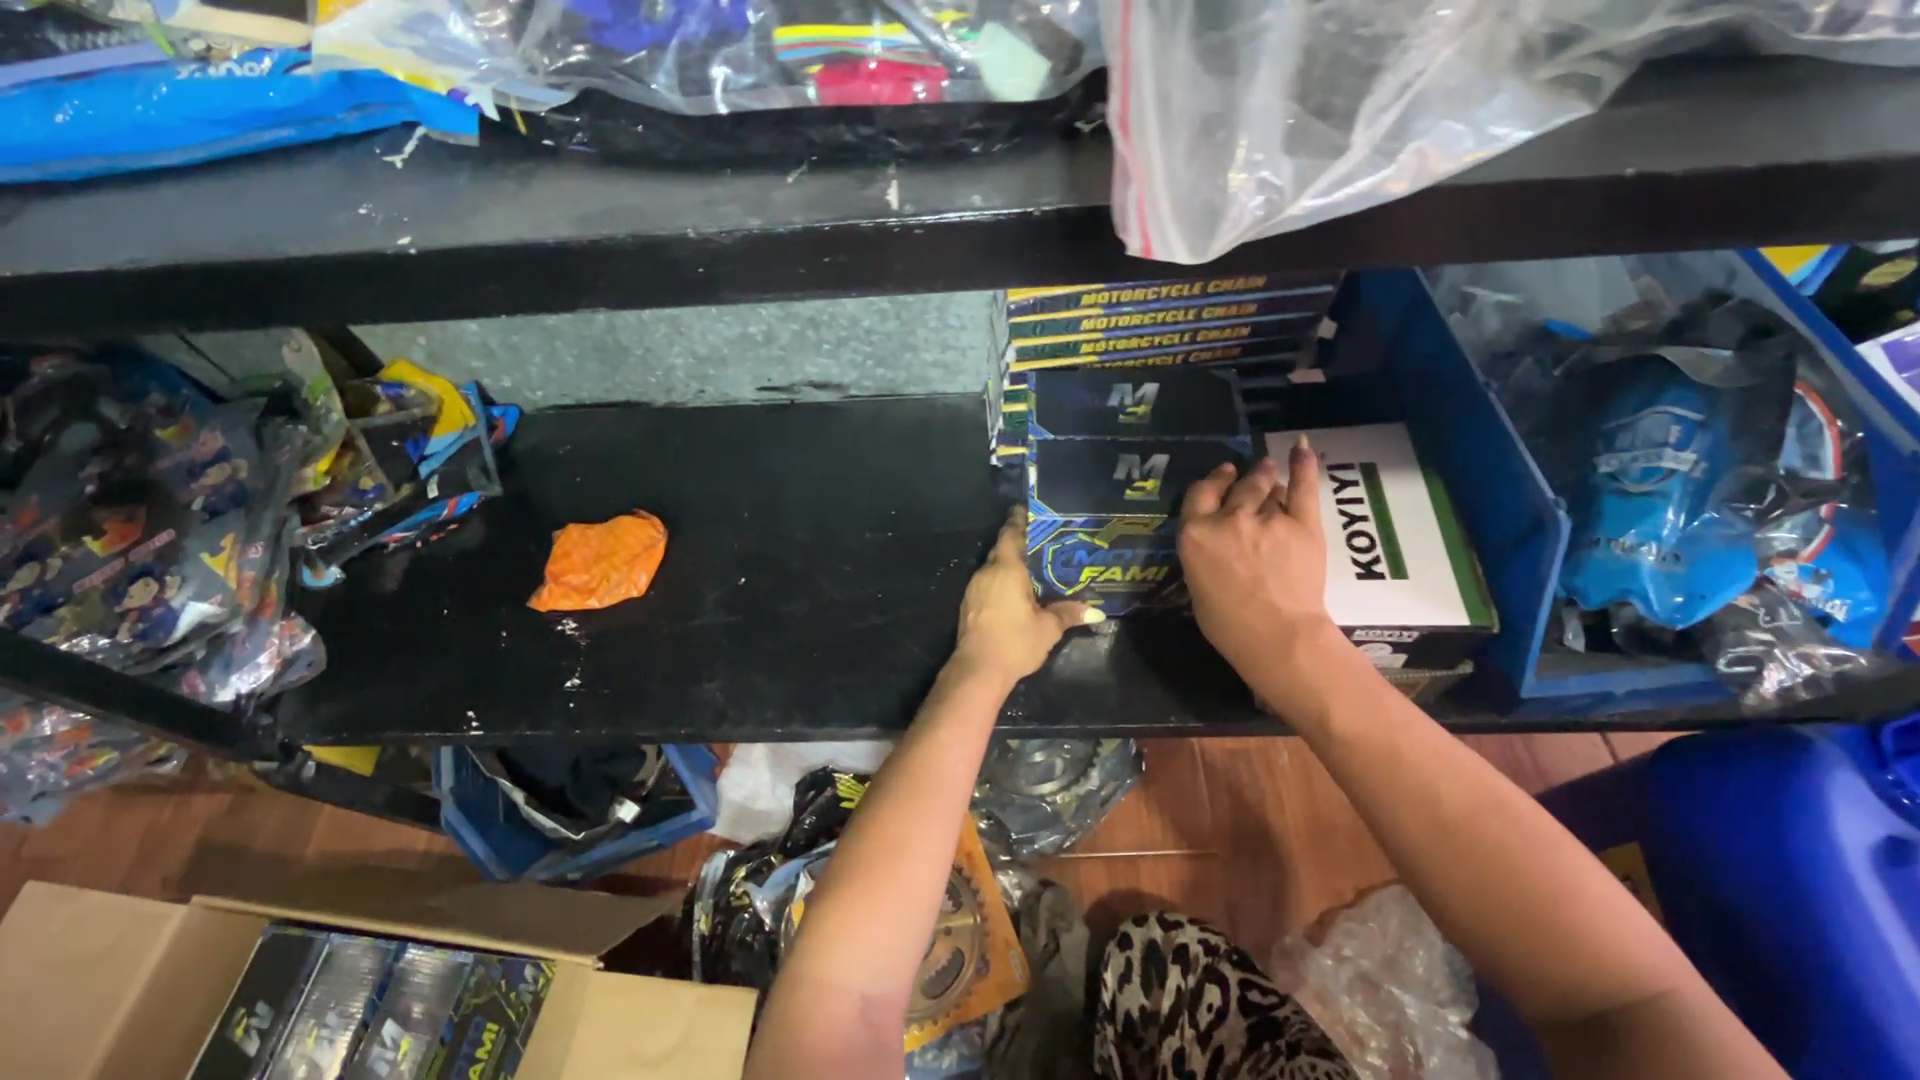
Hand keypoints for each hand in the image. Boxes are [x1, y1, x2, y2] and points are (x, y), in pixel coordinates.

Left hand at [951, 507, 1100, 685]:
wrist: (977, 670)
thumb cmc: (1014, 643)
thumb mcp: (1047, 628)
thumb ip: (1068, 614)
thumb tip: (1095, 611)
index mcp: (1006, 570)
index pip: (1011, 535)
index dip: (1019, 522)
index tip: (1026, 511)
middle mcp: (987, 573)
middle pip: (1001, 549)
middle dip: (1017, 543)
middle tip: (1039, 540)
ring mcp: (974, 589)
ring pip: (993, 567)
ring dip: (1009, 565)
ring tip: (1032, 566)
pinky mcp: (969, 605)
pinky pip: (987, 583)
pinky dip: (1000, 581)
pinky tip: (1015, 591)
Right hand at [1178, 437, 1338, 674]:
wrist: (1275, 635)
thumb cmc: (1227, 624)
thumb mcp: (1197, 584)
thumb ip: (1205, 552)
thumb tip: (1218, 541)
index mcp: (1196, 533)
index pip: (1200, 493)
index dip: (1212, 481)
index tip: (1220, 475)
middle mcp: (1228, 518)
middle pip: (1236, 487)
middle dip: (1241, 477)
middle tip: (1247, 472)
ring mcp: (1267, 518)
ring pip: (1266, 487)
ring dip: (1266, 476)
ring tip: (1268, 468)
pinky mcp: (1302, 524)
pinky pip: (1302, 488)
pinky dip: (1303, 466)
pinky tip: (1301, 449)